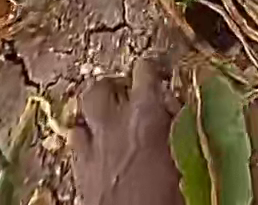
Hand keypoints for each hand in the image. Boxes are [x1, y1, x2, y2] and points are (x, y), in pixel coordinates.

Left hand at [71, 59, 183, 204]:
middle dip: (113, 87)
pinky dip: (86, 142)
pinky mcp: (78, 175)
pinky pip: (75, 146)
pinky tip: (100, 151)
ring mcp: (91, 150)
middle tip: (130, 93)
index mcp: (144, 112)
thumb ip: (178, 121)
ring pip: (81, 115)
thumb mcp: (183, 150)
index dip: (154, 66)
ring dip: (95, 115)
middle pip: (99, 87)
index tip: (165, 73)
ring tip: (111, 120)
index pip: (145, 68)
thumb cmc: (164, 195)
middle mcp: (112, 124)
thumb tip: (179, 105)